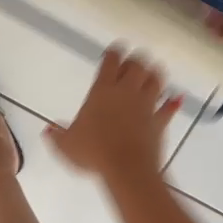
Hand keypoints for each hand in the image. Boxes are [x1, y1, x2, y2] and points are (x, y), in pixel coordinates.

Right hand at [45, 46, 181, 186]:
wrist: (127, 169)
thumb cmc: (94, 153)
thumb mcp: (67, 146)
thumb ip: (57, 136)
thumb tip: (48, 130)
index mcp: (102, 91)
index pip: (111, 60)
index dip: (112, 53)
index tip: (112, 53)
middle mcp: (127, 92)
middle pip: (137, 64)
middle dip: (135, 60)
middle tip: (131, 63)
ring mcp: (146, 105)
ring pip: (156, 79)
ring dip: (154, 74)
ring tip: (150, 75)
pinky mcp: (160, 121)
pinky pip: (169, 108)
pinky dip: (172, 103)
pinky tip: (175, 99)